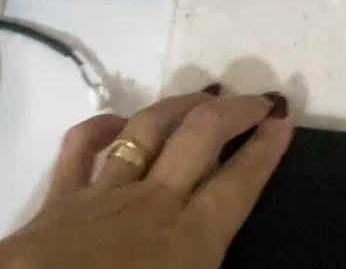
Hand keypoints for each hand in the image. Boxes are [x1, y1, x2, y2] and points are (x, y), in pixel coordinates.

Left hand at [0, 87, 294, 268]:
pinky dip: (103, 127)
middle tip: (259, 98)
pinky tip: (120, 120)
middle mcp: (153, 204)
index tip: (285, 119)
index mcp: (188, 242)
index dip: (266, 149)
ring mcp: (104, 193)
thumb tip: (224, 257)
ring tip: (204, 93)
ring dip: (181, 106)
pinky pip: (82, 147)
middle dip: (234, 111)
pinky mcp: (60, 198)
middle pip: (201, 137)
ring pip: (150, 128)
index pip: (238, 183)